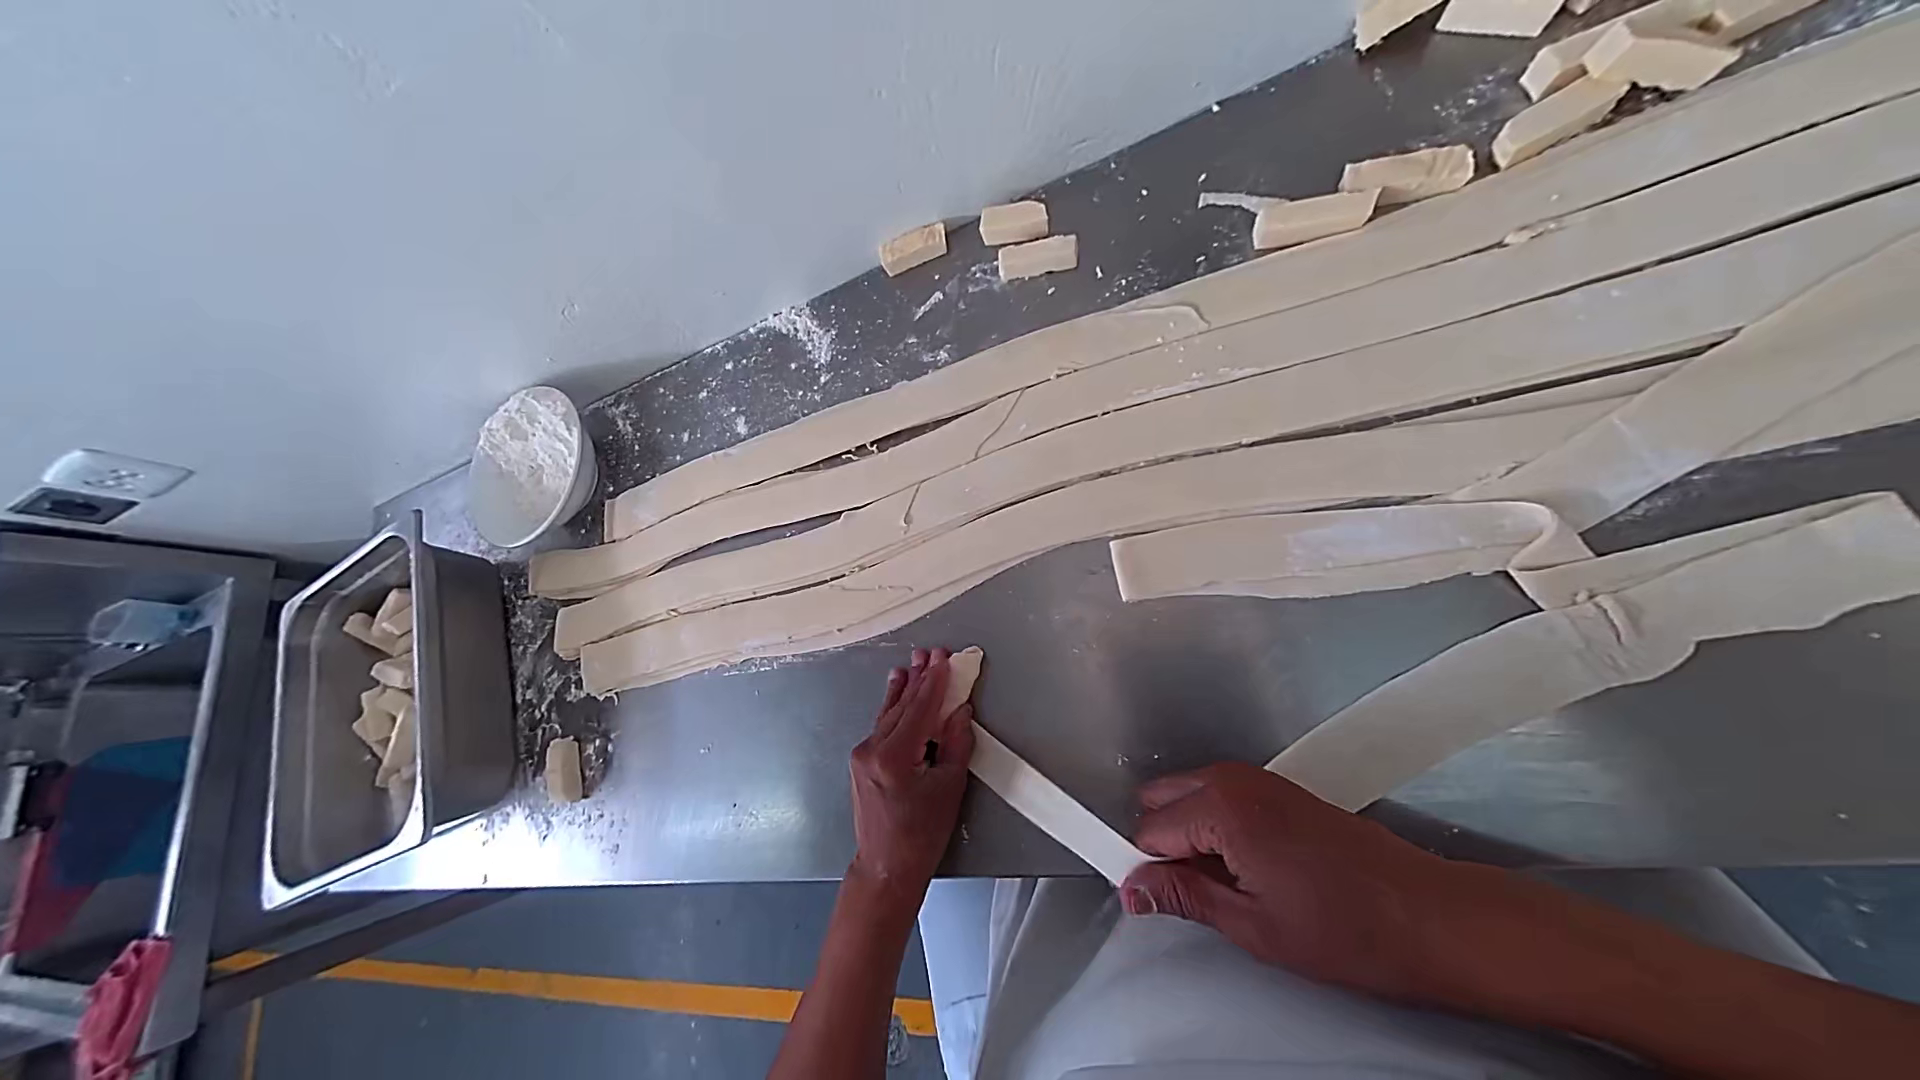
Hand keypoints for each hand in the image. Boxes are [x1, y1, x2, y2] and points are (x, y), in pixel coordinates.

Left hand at [846, 648, 976, 900]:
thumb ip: (956, 743)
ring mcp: (862, 753)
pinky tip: (898, 687)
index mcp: (894, 757)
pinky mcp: (861, 758)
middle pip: (904, 705)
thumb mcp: (950, 787)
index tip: (948, 661)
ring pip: (890, 712)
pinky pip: (882, 724)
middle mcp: (872, 749)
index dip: (937, 682)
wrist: (887, 866)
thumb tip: (959, 712)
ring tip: (917, 662)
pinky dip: (894, 705)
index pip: (921, 709)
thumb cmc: (920, 836)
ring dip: (906, 687)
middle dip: (922, 678)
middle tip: (936, 653)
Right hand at [1119, 762, 1540, 1006]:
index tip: (1149, 896)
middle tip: (1192, 894)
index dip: (1143, 866)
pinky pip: (1218, 797)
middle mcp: (1234, 780)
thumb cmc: (1353, 928)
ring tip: (1228, 886)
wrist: (1434, 918)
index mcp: (1222, 808)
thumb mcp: (1253, 926)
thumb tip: (1135, 889)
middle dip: (1161, 844)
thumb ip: (1182, 896)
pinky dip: (1215, 827)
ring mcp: (1256, 779)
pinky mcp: (1276, 787)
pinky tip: (1250, 868)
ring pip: (1187, 798)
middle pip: (1159, 801)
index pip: (1145, 828)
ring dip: (1189, 836)